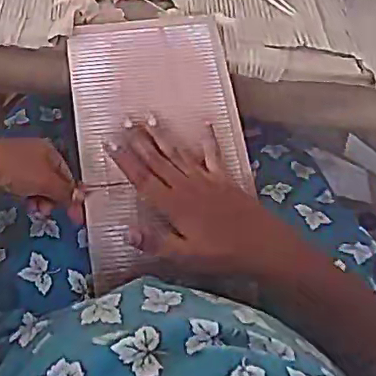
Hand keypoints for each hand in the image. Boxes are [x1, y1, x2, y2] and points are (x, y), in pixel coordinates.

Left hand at [0, 138, 82, 219]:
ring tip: (32, 207)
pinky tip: (20, 201)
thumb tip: (77, 199)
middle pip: (50, 178)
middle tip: (47, 210)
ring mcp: (16, 156)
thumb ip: (65, 192)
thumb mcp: (47, 183)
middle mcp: (33, 149)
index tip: (72, 213)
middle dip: (51, 197)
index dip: (70, 194)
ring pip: (34, 182)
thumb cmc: (17, 170)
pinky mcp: (0, 165)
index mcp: (48, 148)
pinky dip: (23, 193)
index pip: (67, 173)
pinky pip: (19, 182)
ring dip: (37, 198)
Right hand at [108, 123, 313, 277]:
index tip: (110, 144)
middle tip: (123, 122)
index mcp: (173, 204)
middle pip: (157, 160)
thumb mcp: (185, 256)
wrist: (265, 246)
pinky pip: (212, 154)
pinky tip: (203, 124)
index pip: (142, 179)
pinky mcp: (224, 179)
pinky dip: (207, 138)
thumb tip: (125, 231)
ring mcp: (206, 180)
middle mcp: (186, 186)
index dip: (124, 161)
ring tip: (147, 119)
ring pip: (178, 153)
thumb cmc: (222, 255)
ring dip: (162, 136)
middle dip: (138, 141)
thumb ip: (155, 243)